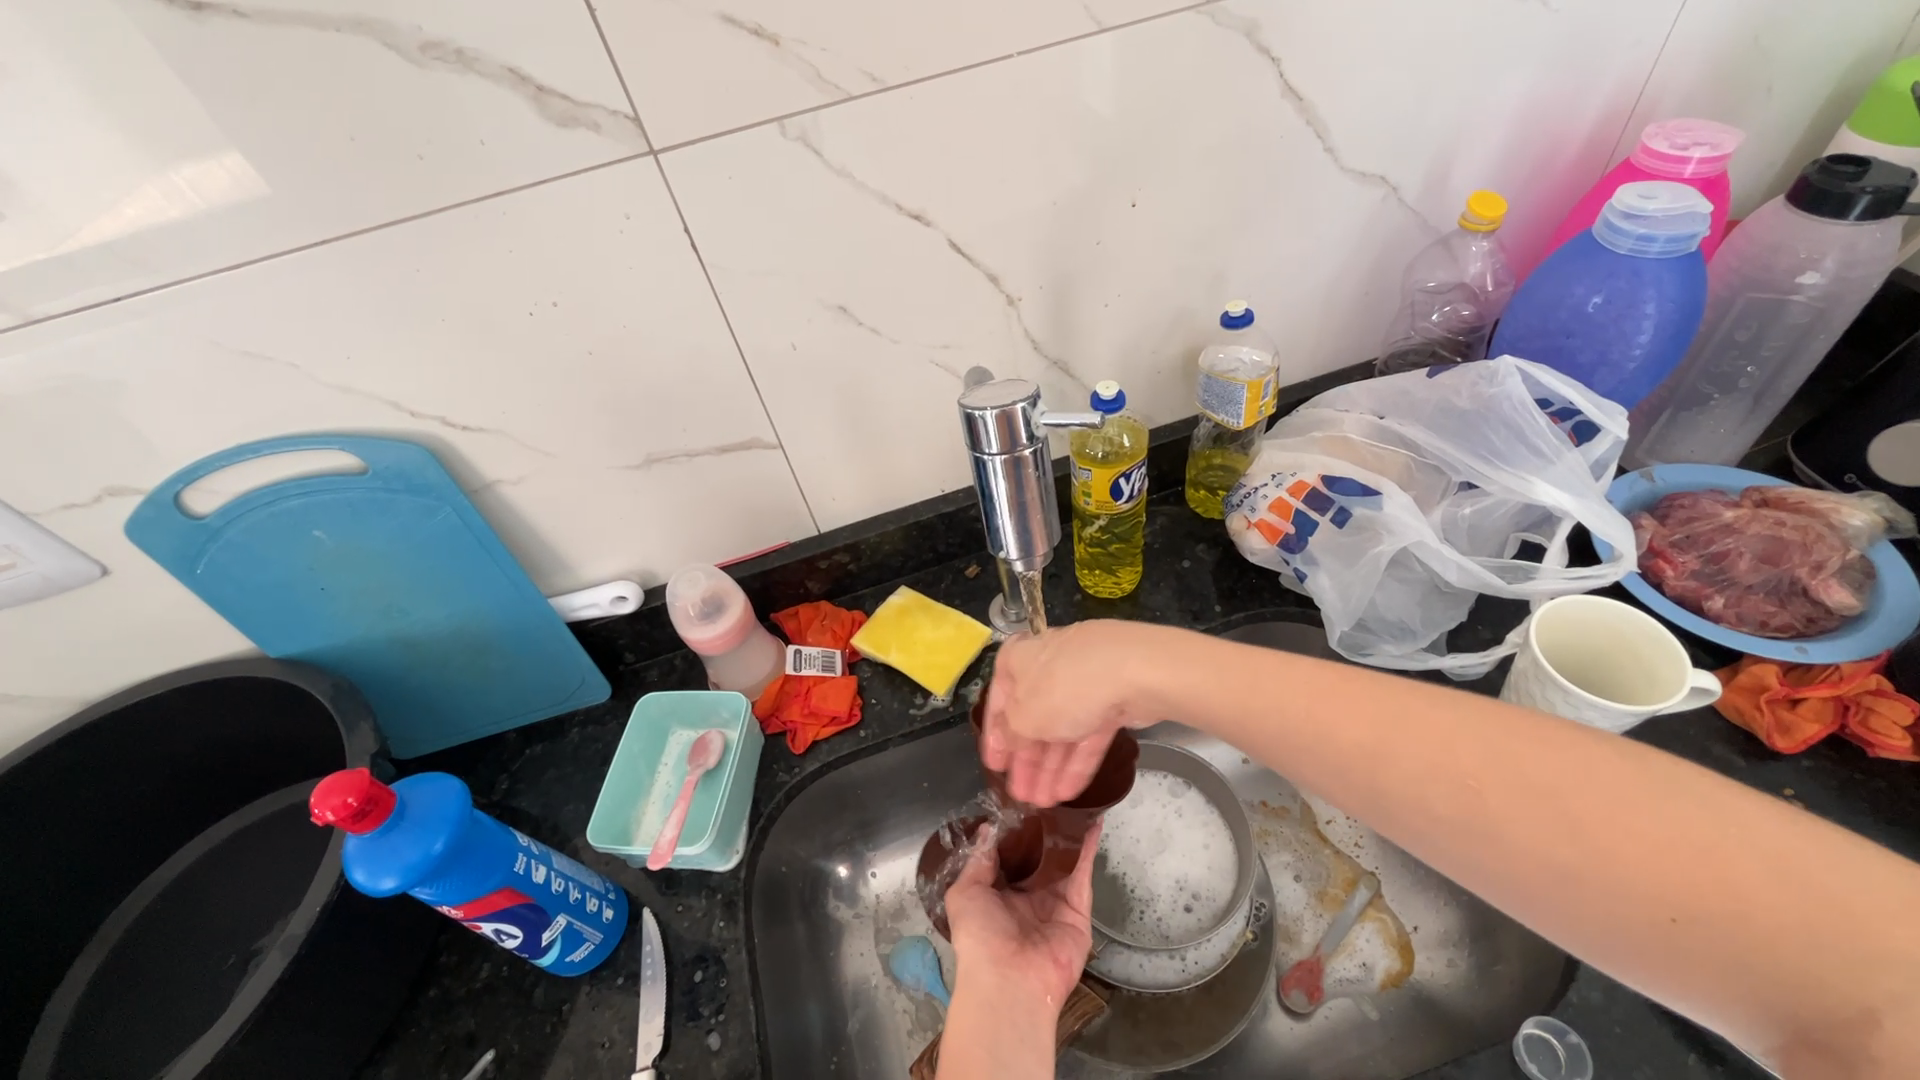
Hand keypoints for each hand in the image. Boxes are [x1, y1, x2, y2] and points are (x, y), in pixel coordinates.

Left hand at [944, 821, 1101, 1016]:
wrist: (1010, 981)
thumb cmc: (979, 936)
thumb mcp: (965, 892)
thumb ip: (978, 859)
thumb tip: (988, 828)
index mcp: (998, 897)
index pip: (1009, 859)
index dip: (1014, 834)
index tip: (1019, 805)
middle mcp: (1027, 900)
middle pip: (1039, 859)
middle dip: (1044, 833)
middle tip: (1048, 799)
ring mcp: (1055, 905)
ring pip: (1064, 862)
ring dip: (1069, 835)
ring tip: (1074, 804)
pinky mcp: (1078, 910)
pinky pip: (1083, 873)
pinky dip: (1088, 849)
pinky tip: (1092, 823)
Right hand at [982, 620, 1164, 804]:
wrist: (1136, 672)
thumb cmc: (1064, 688)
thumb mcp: (1024, 718)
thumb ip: (1011, 734)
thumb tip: (1008, 740)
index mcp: (1016, 660)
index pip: (998, 702)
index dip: (996, 738)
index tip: (995, 768)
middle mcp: (1046, 668)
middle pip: (1032, 720)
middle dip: (1027, 761)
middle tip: (1020, 795)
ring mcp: (1082, 685)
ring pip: (1061, 732)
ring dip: (1050, 769)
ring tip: (1042, 804)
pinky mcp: (1111, 702)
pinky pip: (1087, 737)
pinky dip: (1076, 764)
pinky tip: (1067, 794)